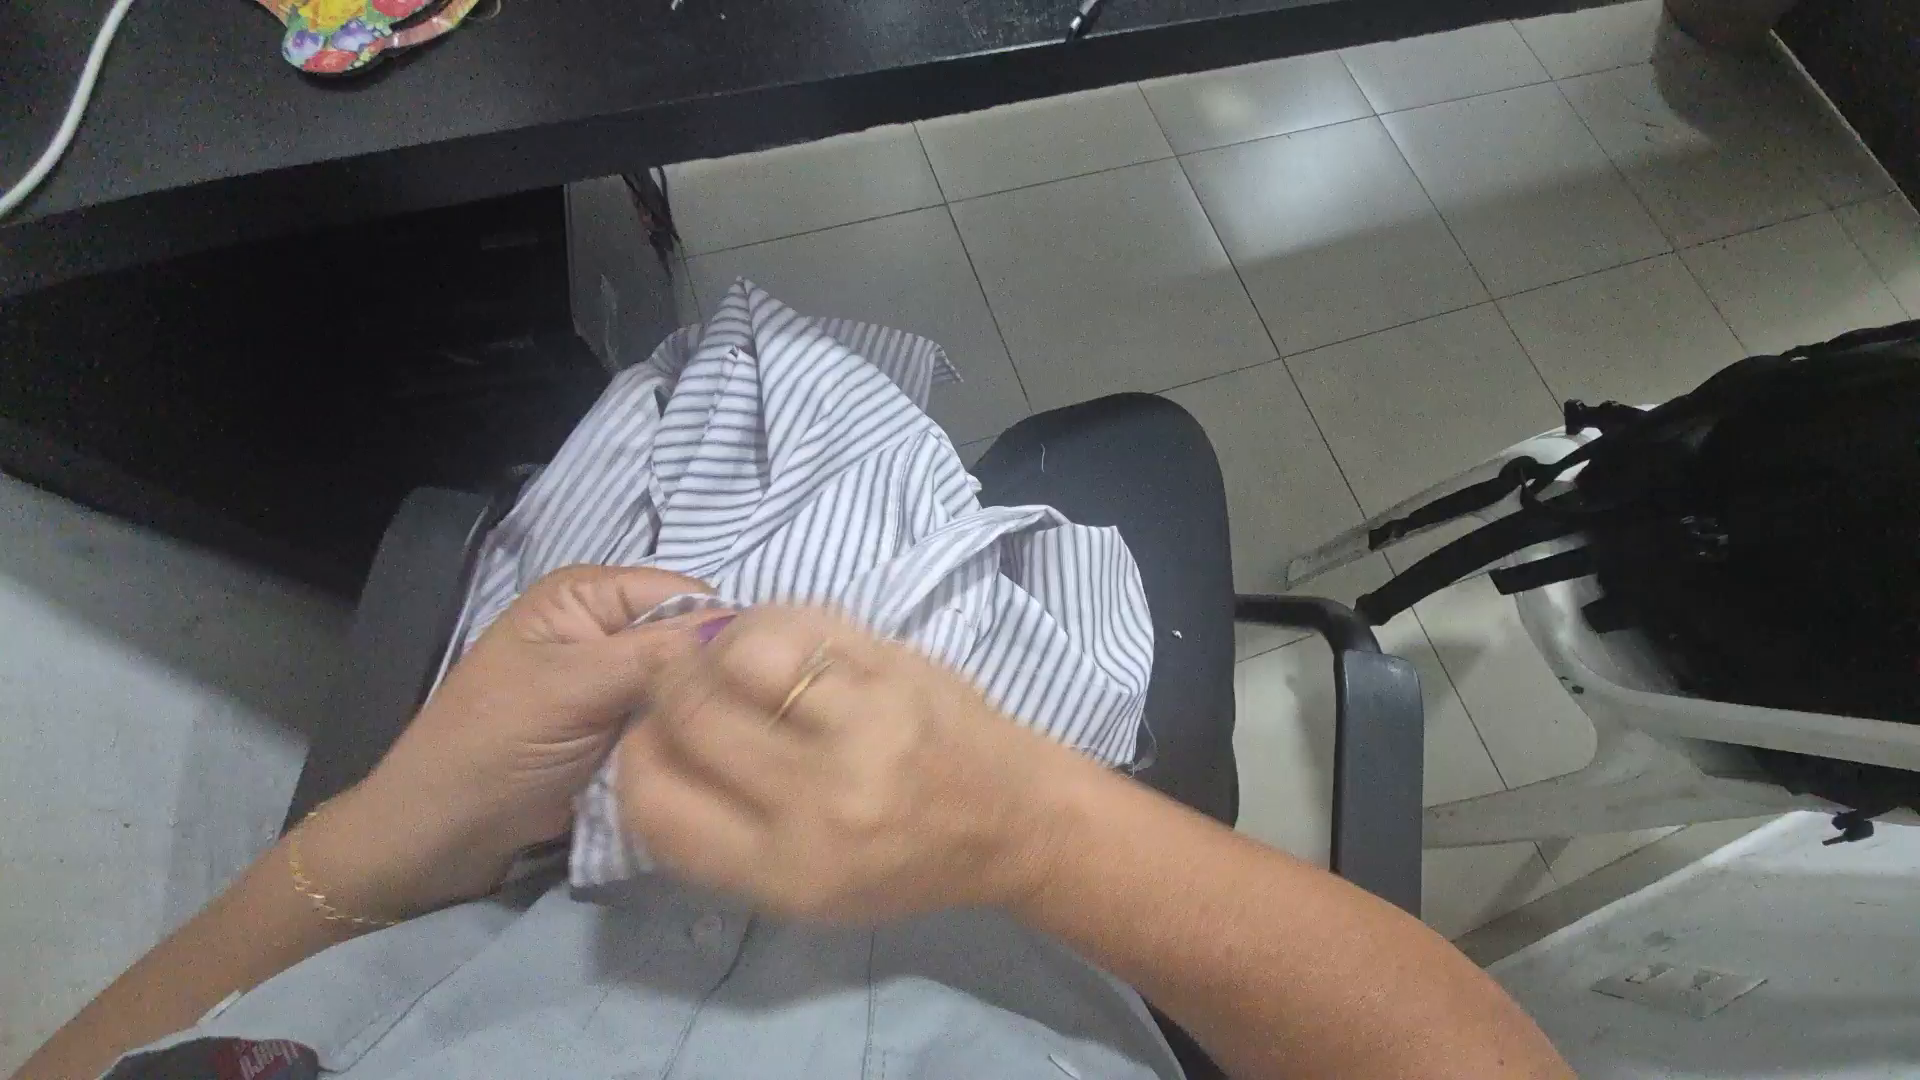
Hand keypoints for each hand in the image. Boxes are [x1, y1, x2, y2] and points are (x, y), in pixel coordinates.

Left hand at [309, 565, 714, 917]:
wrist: (442, 837)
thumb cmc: (492, 748)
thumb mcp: (570, 691)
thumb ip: (653, 654)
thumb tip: (740, 629)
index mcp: (589, 593)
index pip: (686, 593)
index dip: (721, 629)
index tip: (749, 678)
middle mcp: (611, 623)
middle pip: (693, 634)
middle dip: (713, 673)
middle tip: (736, 717)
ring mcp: (621, 674)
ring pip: (692, 678)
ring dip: (703, 707)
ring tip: (720, 739)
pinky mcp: (628, 717)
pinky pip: (679, 713)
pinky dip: (690, 731)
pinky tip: (703, 751)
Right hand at [614, 606, 1099, 921]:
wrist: (1012, 816)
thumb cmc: (905, 862)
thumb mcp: (804, 891)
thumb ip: (719, 834)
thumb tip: (652, 747)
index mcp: (786, 868)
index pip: (654, 801)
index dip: (637, 759)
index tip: (653, 741)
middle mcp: (821, 795)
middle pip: (690, 714)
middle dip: (668, 691)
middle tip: (684, 684)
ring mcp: (866, 718)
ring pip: (742, 652)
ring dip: (717, 647)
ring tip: (733, 659)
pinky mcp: (897, 664)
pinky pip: (803, 619)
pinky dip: (771, 622)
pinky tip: (778, 640)